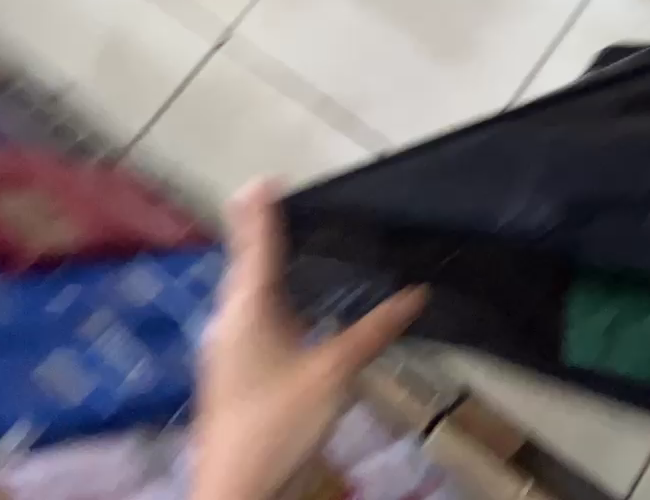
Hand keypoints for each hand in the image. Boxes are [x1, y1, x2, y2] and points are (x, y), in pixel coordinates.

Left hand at [192, 180, 427, 499]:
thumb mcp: (336, 370)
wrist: (236, 492)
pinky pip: (254, 312)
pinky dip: (273, 290)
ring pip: (249, 292)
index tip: (262, 180)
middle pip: (247, 267)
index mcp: (249, 313)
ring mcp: (230, 348)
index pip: (258, 250)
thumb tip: (419, 292)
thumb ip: (376, 328)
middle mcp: (232, 323)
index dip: (262, 215)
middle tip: (279, 198)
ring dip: (266, 263)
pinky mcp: (237, 368)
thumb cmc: (279, 421)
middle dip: (261, 232)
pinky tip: (292, 296)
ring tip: (290, 236)